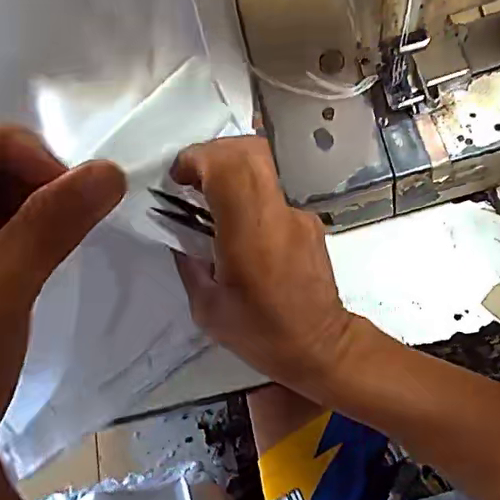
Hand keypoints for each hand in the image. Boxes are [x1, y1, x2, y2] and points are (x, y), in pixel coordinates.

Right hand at [171, 137, 364, 401]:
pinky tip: (240, 232)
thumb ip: (189, 264)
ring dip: (230, 173)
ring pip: (262, 168)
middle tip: (191, 179)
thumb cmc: (261, 334)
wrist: (321, 348)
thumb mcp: (207, 308)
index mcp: (249, 234)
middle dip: (213, 153)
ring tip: (211, 205)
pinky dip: (248, 197)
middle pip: (250, 151)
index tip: (177, 179)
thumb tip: (180, 236)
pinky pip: (271, 194)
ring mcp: (299, 216)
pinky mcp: (309, 223)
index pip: (227, 166)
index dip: (196, 159)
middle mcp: (278, 215)